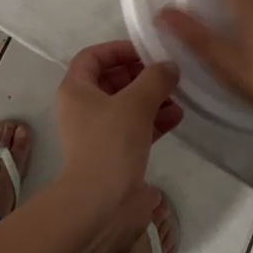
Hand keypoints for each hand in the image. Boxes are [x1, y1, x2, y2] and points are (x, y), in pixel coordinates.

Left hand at [53, 40, 182, 213]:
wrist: (102, 203)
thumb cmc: (110, 143)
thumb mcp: (135, 103)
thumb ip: (154, 79)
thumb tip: (169, 65)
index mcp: (75, 89)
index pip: (92, 57)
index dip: (117, 50)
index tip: (144, 51)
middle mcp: (83, 107)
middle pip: (112, 80)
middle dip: (140, 76)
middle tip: (166, 73)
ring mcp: (99, 132)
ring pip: (127, 105)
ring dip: (151, 98)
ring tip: (178, 95)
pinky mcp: (115, 153)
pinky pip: (135, 127)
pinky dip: (153, 120)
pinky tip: (176, 116)